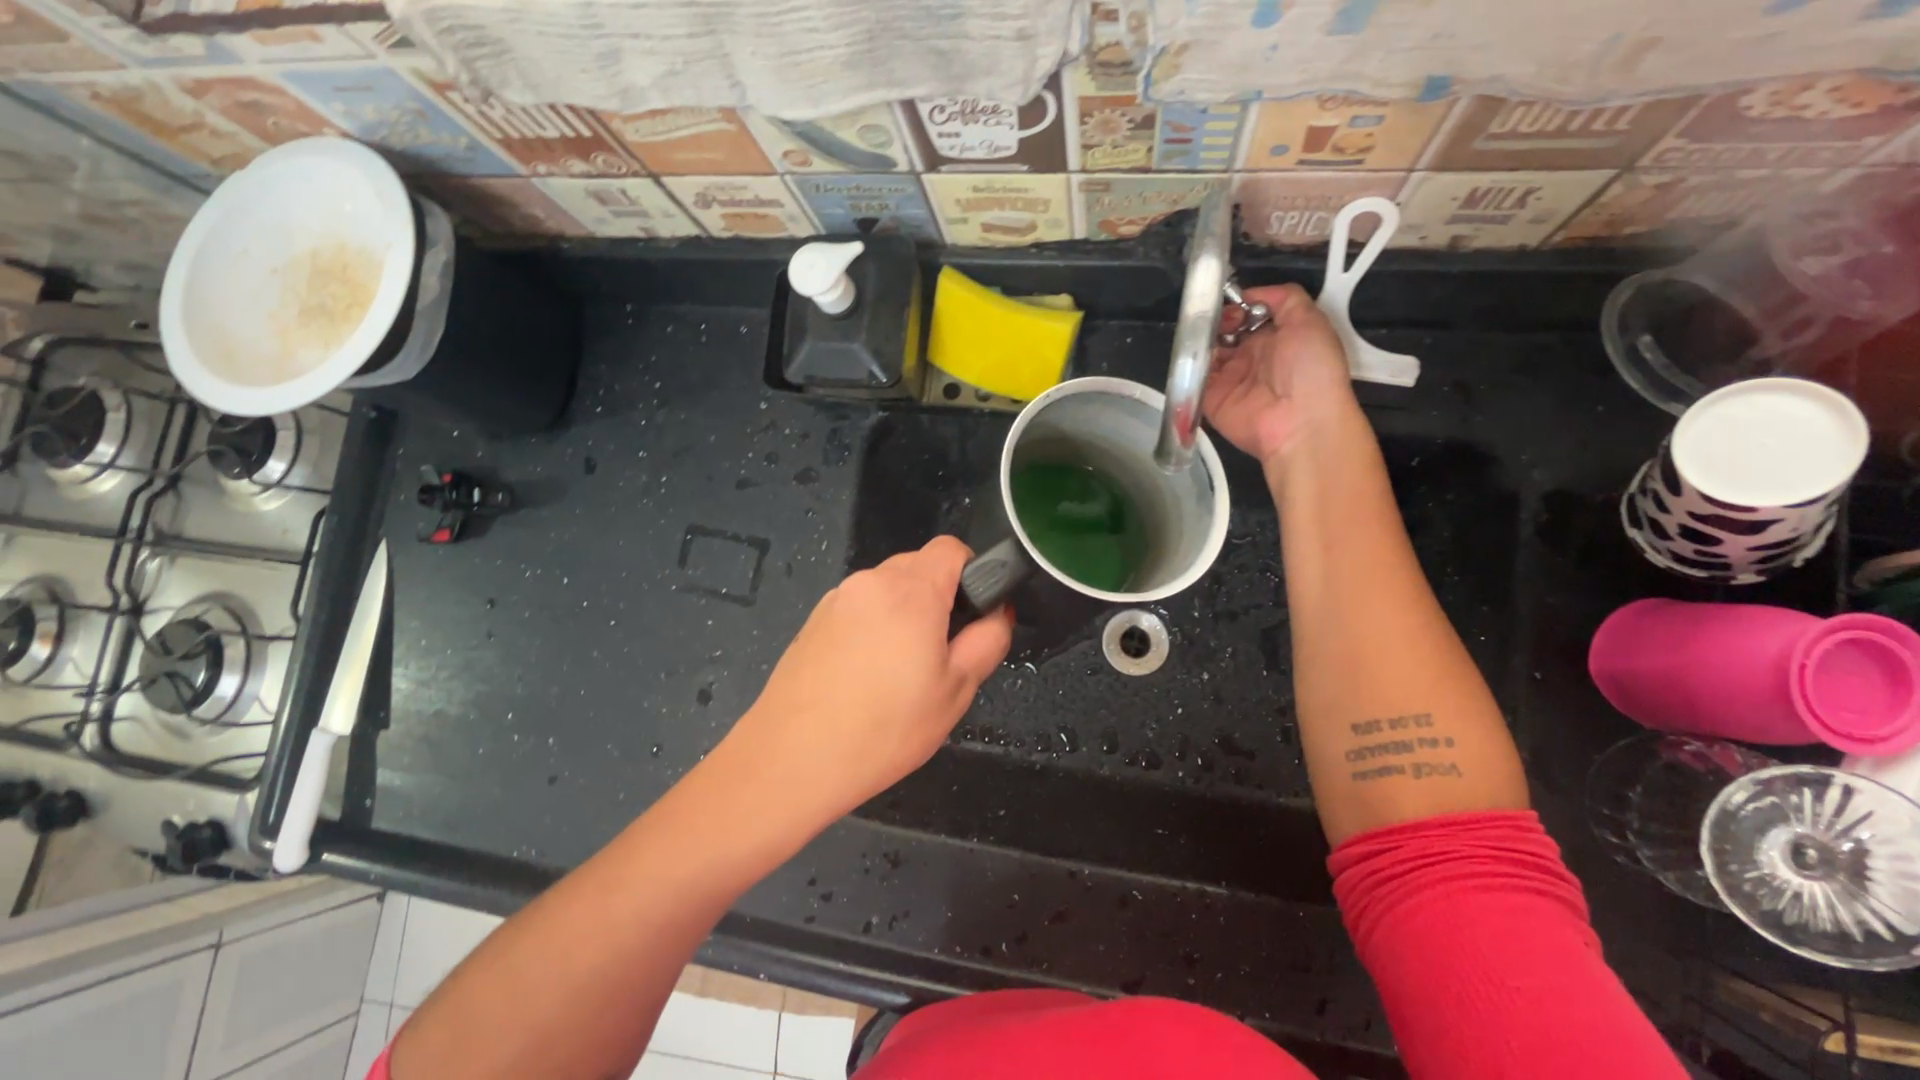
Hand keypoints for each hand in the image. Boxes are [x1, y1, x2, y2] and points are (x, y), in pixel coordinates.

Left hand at [724, 536, 1012, 820]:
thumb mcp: (956, 691)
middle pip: (917, 567)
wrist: (792, 759)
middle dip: (937, 599)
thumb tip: (996, 613)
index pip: (951, 548)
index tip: (973, 615)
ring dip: (903, 616)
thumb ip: (987, 641)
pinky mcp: (812, 622)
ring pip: (886, 592)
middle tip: (940, 655)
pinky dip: (872, 630)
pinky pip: (858, 611)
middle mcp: (870, 582)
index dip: (972, 573)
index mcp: (911, 591)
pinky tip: (864, 680)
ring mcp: (835, 600)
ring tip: (899, 676)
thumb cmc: (886, 728)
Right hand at [1203, 284, 1357, 467]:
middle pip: (1223, 330)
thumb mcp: (1310, 320)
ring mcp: (1230, 378)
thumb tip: (1250, 294)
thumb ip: (1284, 297)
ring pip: (1205, 351)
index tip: (1231, 301)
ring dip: (1200, 338)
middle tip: (1215, 318)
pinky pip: (1193, 377)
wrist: (1300, 422)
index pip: (1249, 315)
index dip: (1238, 304)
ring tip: (1200, 331)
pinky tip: (1191, 351)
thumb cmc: (1311, 369)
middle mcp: (1252, 357)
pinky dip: (1188, 364)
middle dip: (1215, 319)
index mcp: (1276, 338)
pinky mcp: (1210, 398)